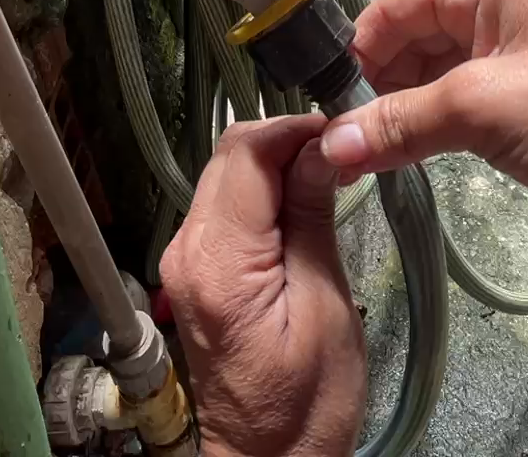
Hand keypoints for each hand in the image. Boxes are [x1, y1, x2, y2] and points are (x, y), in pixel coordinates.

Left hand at [161, 115, 364, 456]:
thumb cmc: (307, 400)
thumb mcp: (325, 305)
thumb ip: (313, 215)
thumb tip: (323, 144)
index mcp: (219, 258)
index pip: (247, 153)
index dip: (295, 128)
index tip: (342, 132)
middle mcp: (188, 246)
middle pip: (231, 153)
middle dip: (287, 138)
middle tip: (341, 151)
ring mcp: (185, 254)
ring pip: (227, 169)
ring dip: (277, 158)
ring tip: (328, 171)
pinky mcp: (195, 263)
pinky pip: (227, 198)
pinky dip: (264, 184)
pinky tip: (300, 196)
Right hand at [319, 0, 527, 232]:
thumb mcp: (482, 110)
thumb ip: (399, 123)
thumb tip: (328, 146)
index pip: (398, 3)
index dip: (361, 52)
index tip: (331, 106)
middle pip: (414, 35)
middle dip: (385, 84)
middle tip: (354, 140)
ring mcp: (516, 42)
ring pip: (436, 69)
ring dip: (411, 107)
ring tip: (382, 152)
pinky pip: (464, 94)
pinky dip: (439, 121)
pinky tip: (420, 152)